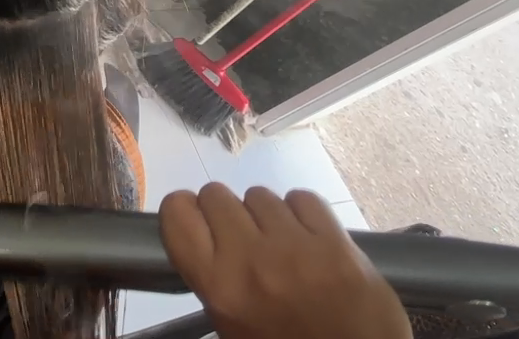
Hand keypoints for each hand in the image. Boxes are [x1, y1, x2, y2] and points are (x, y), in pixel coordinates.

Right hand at [159, 184, 409, 338]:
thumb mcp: (228, 323)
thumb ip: (208, 272)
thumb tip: (200, 227)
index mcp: (220, 289)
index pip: (178, 211)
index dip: (187, 213)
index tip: (201, 226)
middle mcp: (253, 262)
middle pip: (216, 194)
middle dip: (227, 215)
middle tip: (246, 241)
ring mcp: (299, 252)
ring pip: (260, 194)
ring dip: (266, 217)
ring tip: (284, 247)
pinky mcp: (340, 249)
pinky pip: (303, 199)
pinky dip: (303, 215)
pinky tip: (310, 242)